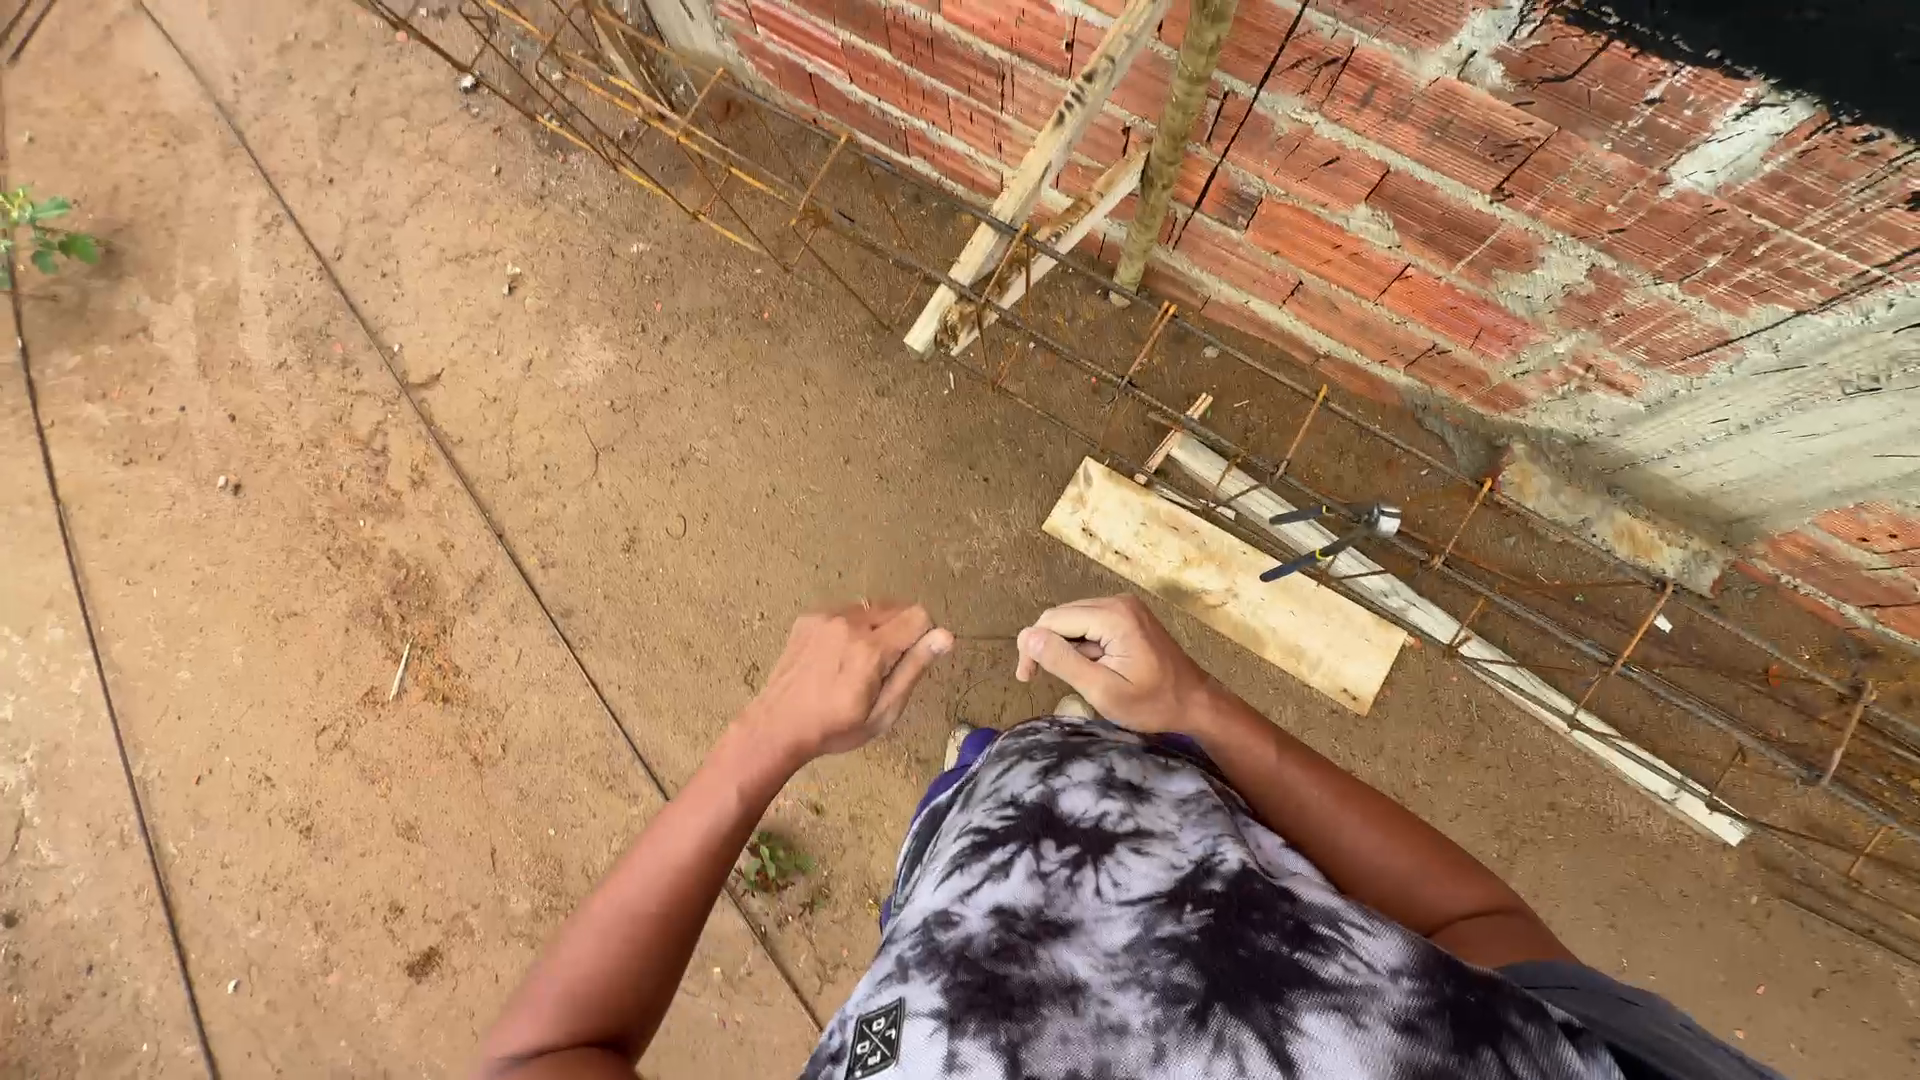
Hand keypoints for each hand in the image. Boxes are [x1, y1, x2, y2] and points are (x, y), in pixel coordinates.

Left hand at [740, 601, 952, 761]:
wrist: (777, 725)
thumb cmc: (835, 728)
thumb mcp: (884, 712)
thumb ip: (914, 668)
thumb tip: (945, 636)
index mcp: (870, 649)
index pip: (919, 616)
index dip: (923, 638)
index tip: (909, 663)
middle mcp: (848, 623)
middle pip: (897, 608)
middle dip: (901, 633)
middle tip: (883, 670)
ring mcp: (826, 617)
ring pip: (872, 608)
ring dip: (876, 629)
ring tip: (858, 664)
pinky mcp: (810, 617)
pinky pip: (846, 613)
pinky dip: (851, 628)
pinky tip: (837, 657)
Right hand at [1014, 595, 1218, 733]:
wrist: (1197, 703)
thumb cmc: (1153, 704)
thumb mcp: (1103, 690)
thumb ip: (1064, 661)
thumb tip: (1027, 637)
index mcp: (1113, 617)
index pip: (1053, 620)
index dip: (1033, 646)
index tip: (1026, 677)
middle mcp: (1117, 602)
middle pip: (1061, 616)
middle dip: (1046, 645)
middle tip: (1039, 678)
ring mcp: (1124, 607)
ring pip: (1073, 620)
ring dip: (1064, 647)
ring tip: (1076, 678)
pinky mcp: (1127, 616)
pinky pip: (1090, 624)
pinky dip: (1081, 645)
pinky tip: (1090, 667)